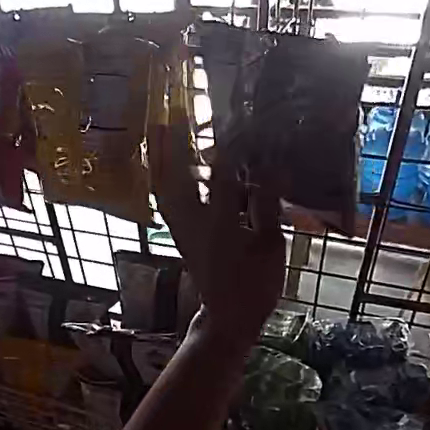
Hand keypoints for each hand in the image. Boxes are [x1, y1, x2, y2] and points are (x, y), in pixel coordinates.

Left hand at [147, 111, 284, 345]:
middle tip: (170, 113)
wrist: (228, 315)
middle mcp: (194, 222)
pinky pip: (165, 200)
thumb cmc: (255, 284)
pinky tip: (163, 165)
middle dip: (173, 145)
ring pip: (165, 187)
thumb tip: (269, 169)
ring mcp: (182, 228)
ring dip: (161, 158)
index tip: (236, 122)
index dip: (231, 149)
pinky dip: (162, 179)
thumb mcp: (269, 246)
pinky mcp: (180, 234)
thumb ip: (265, 206)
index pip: (223, 177)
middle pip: (176, 177)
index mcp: (220, 224)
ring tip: (160, 129)